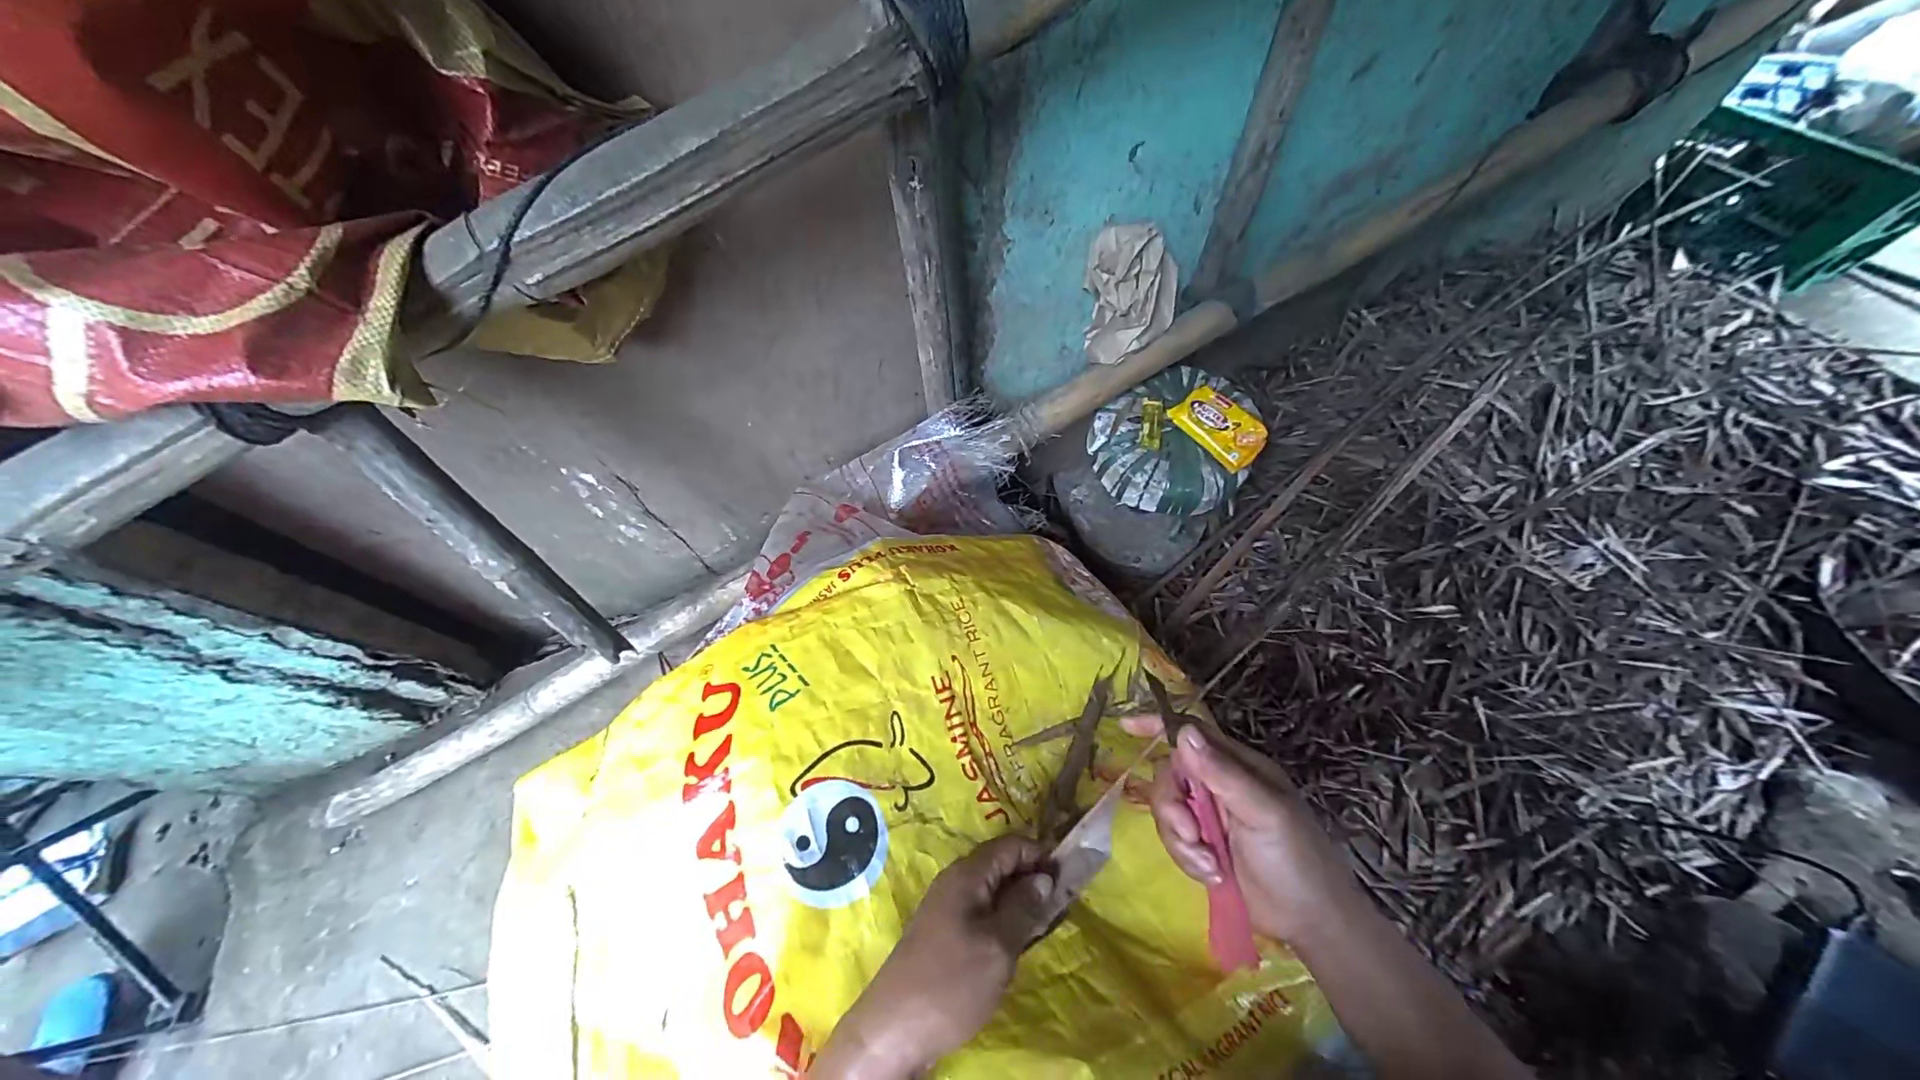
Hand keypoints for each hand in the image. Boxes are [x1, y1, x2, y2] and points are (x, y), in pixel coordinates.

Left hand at [811, 834, 1054, 1078]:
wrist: (894, 1030)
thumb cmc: (950, 982)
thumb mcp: (998, 946)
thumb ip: (1024, 907)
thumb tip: (1043, 877)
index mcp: (967, 875)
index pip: (1011, 845)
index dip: (1041, 855)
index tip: (1069, 878)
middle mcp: (956, 882)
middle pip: (1002, 865)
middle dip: (1034, 879)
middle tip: (1064, 905)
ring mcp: (948, 908)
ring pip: (993, 891)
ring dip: (1021, 902)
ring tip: (1047, 925)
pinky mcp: (945, 934)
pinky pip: (983, 913)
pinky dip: (1005, 921)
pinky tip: (1019, 943)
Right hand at [1122, 716, 1361, 944]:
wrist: (1311, 923)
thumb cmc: (1297, 859)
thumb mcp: (1264, 812)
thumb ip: (1223, 773)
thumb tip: (1183, 731)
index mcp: (1238, 766)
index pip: (1191, 733)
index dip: (1158, 726)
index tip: (1125, 726)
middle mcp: (1219, 785)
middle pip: (1169, 775)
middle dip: (1172, 807)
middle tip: (1192, 835)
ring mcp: (1209, 816)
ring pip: (1167, 809)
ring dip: (1181, 839)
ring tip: (1210, 864)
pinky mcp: (1202, 845)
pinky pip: (1173, 839)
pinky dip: (1186, 858)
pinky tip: (1212, 875)